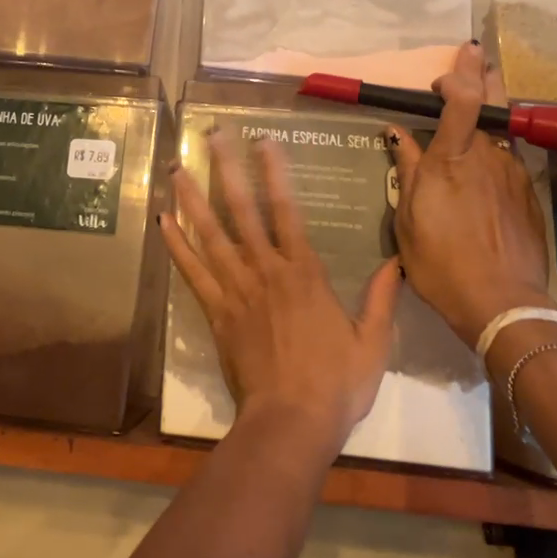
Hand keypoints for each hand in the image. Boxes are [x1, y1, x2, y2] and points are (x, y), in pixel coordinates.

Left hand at [162, 131, 402, 456]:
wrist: (291, 421)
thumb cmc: (336, 384)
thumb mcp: (372, 342)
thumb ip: (380, 299)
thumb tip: (393, 263)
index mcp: (304, 273)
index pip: (287, 210)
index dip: (275, 173)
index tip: (264, 142)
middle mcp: (266, 270)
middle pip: (242, 210)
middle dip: (227, 170)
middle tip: (213, 137)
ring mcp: (236, 289)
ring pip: (210, 234)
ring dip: (193, 198)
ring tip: (176, 168)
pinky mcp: (216, 312)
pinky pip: (192, 271)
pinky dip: (176, 245)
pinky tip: (162, 221)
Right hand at [387, 41, 554, 340]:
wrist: (502, 304)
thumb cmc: (441, 262)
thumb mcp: (408, 220)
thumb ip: (407, 170)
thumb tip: (397, 133)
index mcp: (452, 160)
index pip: (463, 100)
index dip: (459, 74)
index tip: (450, 65)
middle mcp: (489, 158)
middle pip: (492, 102)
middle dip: (483, 75)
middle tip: (476, 57)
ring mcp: (514, 175)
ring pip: (500, 134)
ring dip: (486, 120)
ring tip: (472, 118)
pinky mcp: (529, 196)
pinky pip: (509, 163)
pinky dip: (495, 156)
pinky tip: (484, 174)